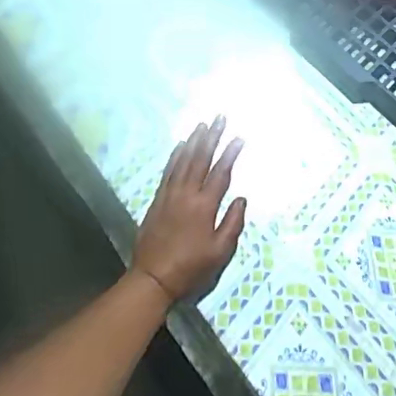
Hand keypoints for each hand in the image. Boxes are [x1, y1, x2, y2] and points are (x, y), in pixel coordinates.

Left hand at [132, 117, 246, 302]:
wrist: (153, 277)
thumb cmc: (191, 267)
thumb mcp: (219, 252)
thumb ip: (232, 223)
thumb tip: (242, 199)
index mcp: (204, 206)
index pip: (221, 173)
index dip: (231, 154)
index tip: (239, 138)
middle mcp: (187, 194)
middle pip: (201, 159)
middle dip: (212, 137)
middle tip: (219, 118)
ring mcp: (170, 194)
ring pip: (184, 160)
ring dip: (194, 141)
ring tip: (202, 124)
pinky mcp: (158, 198)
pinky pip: (168, 170)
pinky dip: (175, 156)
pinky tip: (180, 145)